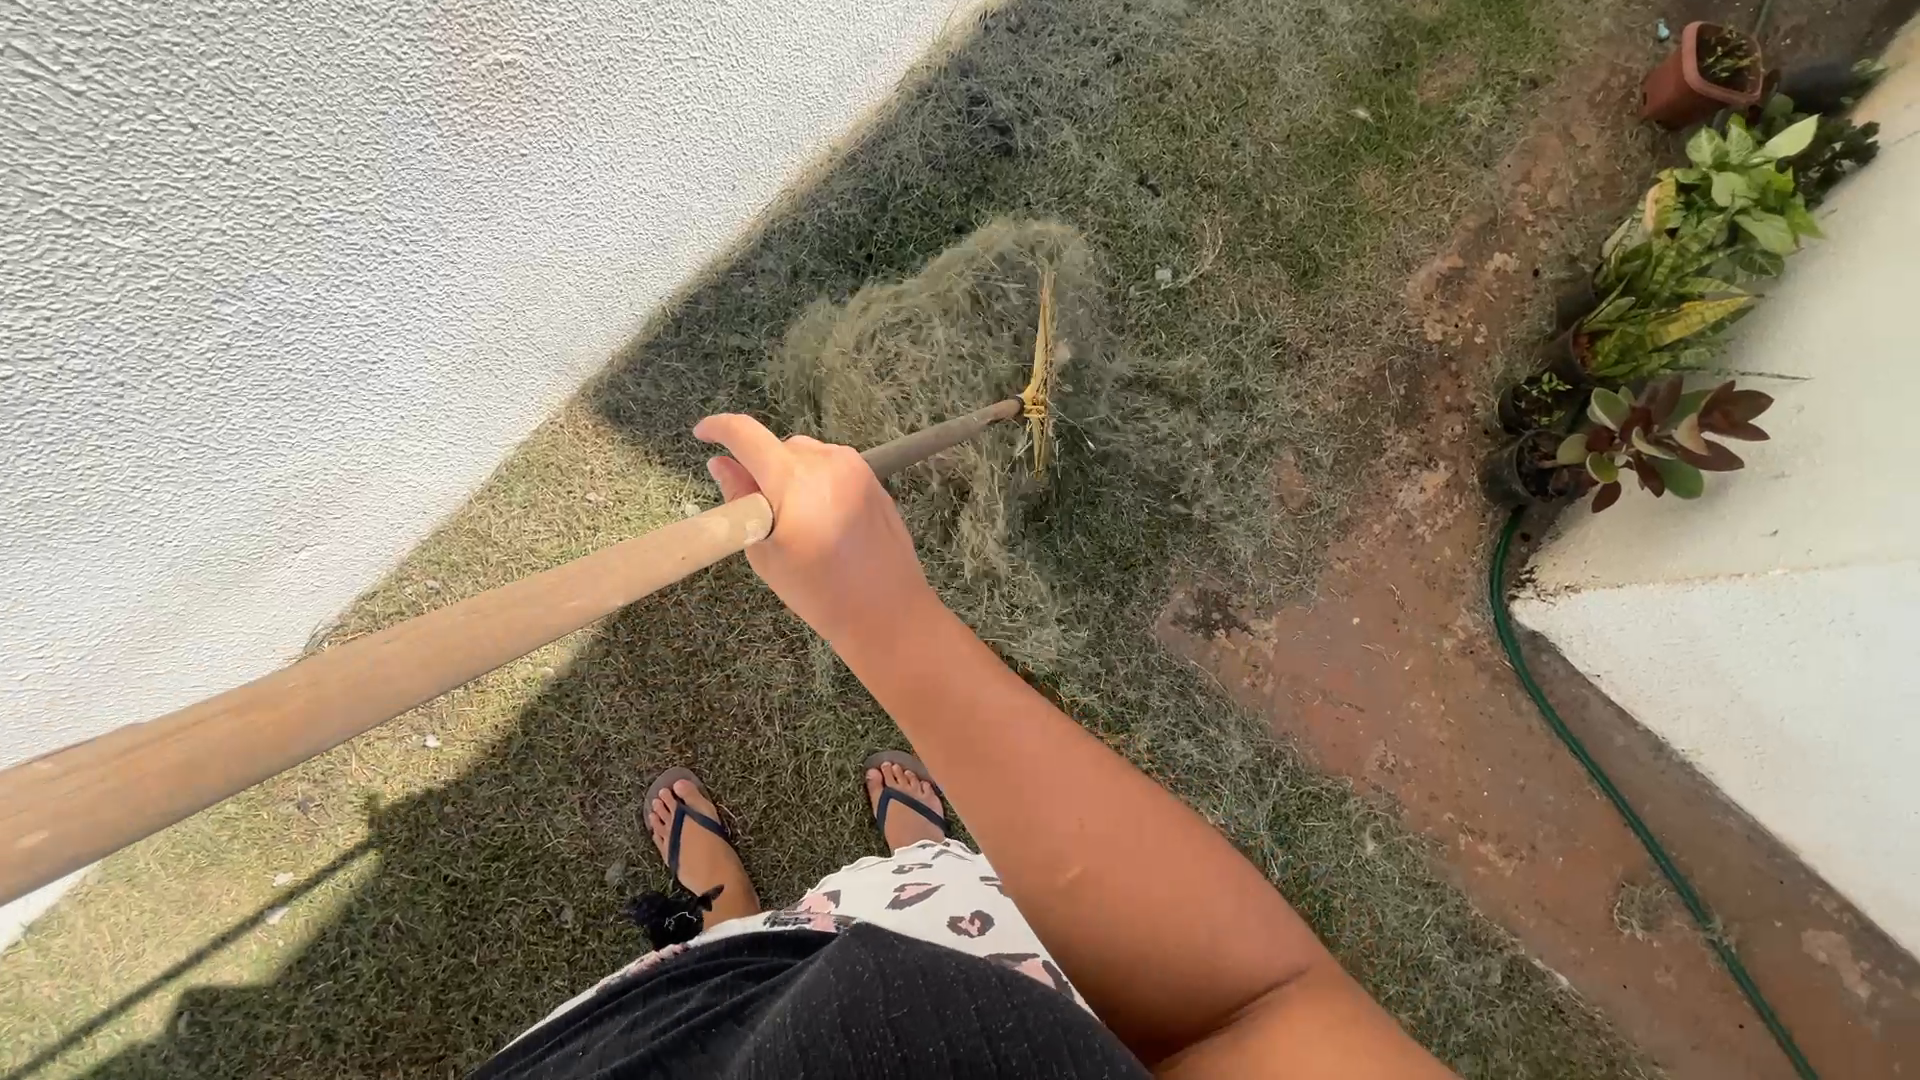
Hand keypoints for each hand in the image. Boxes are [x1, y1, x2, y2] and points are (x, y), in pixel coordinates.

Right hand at [693, 414, 939, 646]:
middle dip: (762, 468)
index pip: (746, 434)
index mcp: (794, 478)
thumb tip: (721, 465)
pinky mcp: (874, 480)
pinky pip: (833, 467)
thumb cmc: (818, 591)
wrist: (886, 609)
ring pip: (808, 455)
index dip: (718, 428)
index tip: (702, 435)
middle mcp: (828, 462)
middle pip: (779, 447)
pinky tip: (822, 522)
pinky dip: (817, 482)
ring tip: (796, 522)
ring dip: (791, 474)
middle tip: (759, 511)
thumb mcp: (765, 552)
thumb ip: (741, 500)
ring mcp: (856, 468)